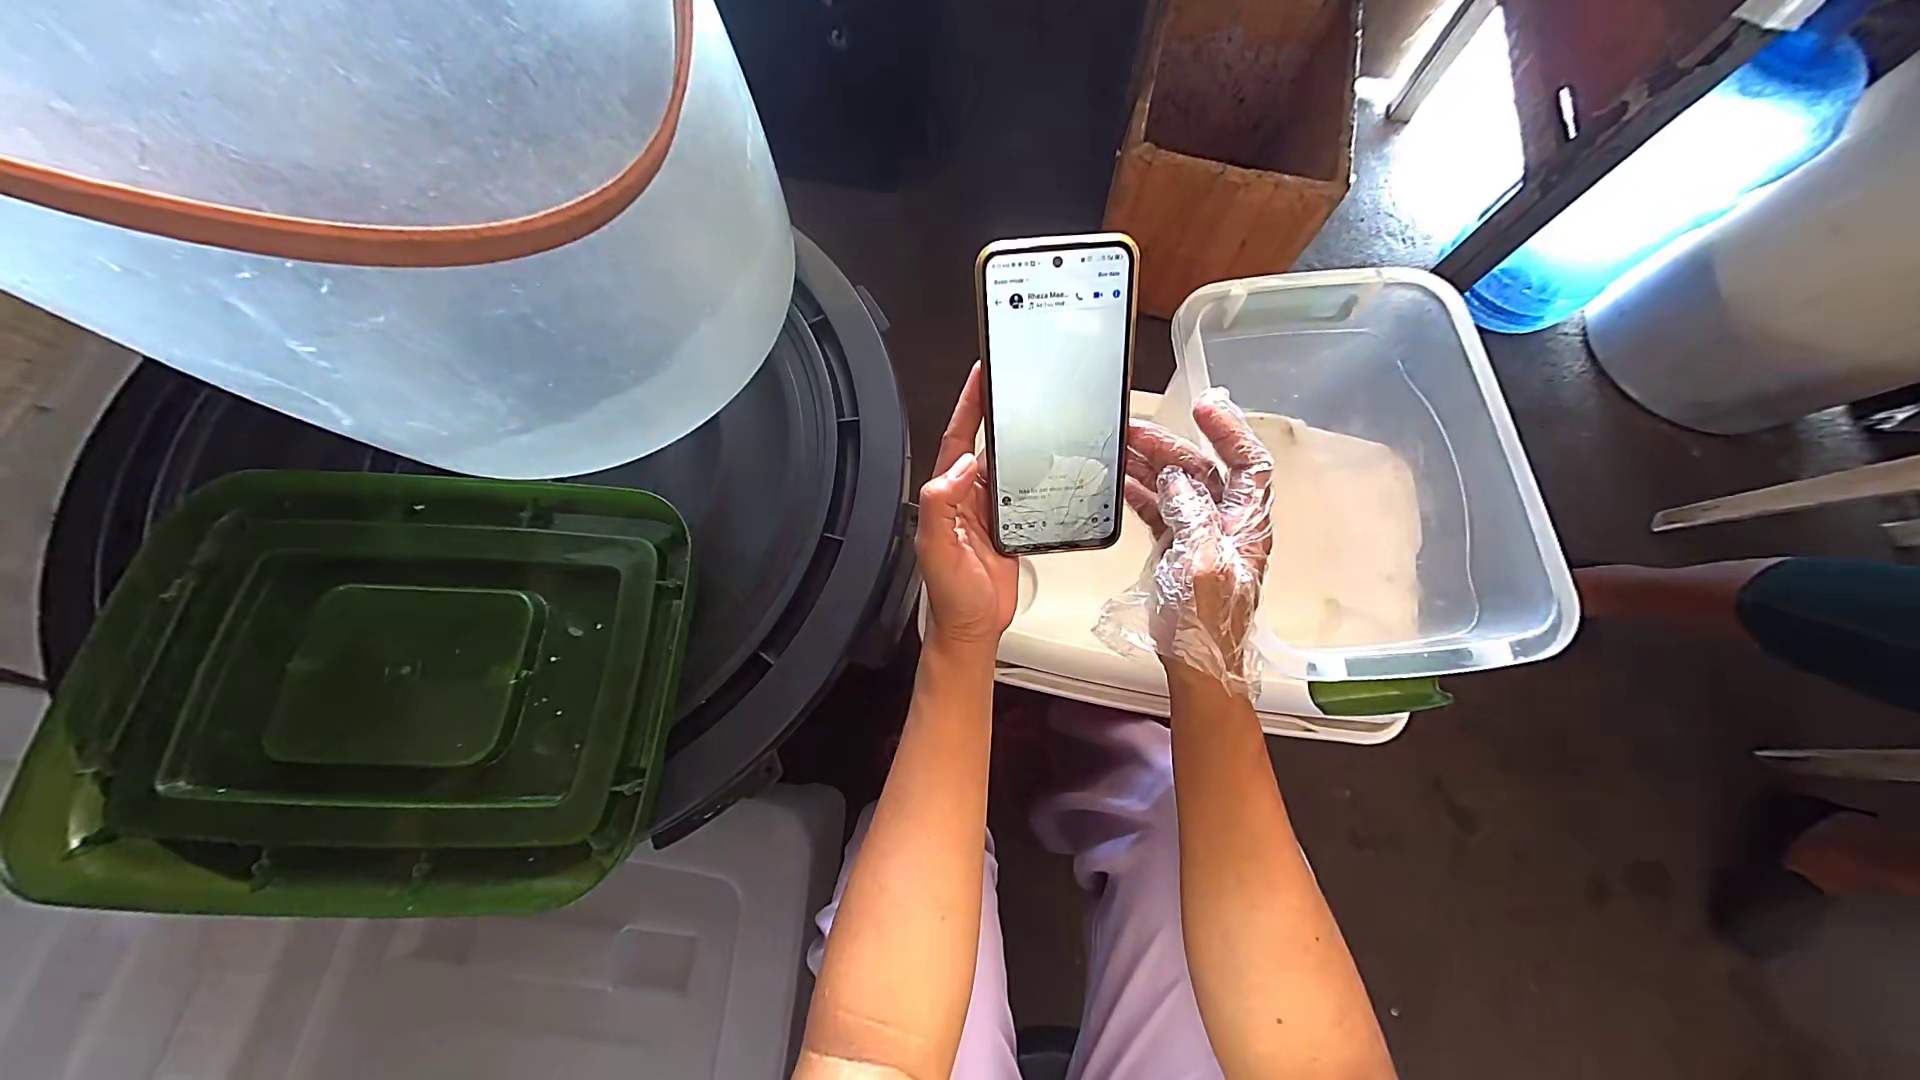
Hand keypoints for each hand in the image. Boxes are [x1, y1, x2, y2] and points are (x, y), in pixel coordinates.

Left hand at [917, 363, 1017, 653]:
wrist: (972, 627)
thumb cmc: (950, 596)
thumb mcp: (936, 549)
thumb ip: (940, 505)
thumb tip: (959, 468)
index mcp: (946, 496)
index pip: (957, 440)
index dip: (968, 407)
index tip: (980, 377)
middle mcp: (967, 498)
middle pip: (983, 443)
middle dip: (996, 412)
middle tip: (1014, 385)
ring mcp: (990, 511)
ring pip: (1006, 465)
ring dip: (1019, 441)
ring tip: (1037, 415)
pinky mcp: (1011, 525)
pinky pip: (1025, 491)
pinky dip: (1037, 475)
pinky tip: (1051, 465)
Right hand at [1122, 388, 1274, 695]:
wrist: (1197, 663)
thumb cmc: (1207, 624)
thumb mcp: (1203, 566)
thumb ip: (1193, 517)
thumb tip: (1176, 480)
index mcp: (1244, 524)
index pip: (1248, 463)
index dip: (1229, 430)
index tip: (1204, 406)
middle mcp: (1225, 523)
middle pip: (1200, 470)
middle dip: (1169, 446)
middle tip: (1133, 430)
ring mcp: (1199, 534)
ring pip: (1175, 487)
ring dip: (1149, 465)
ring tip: (1118, 449)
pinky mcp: (1177, 548)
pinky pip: (1158, 509)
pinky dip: (1139, 493)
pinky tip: (1120, 483)